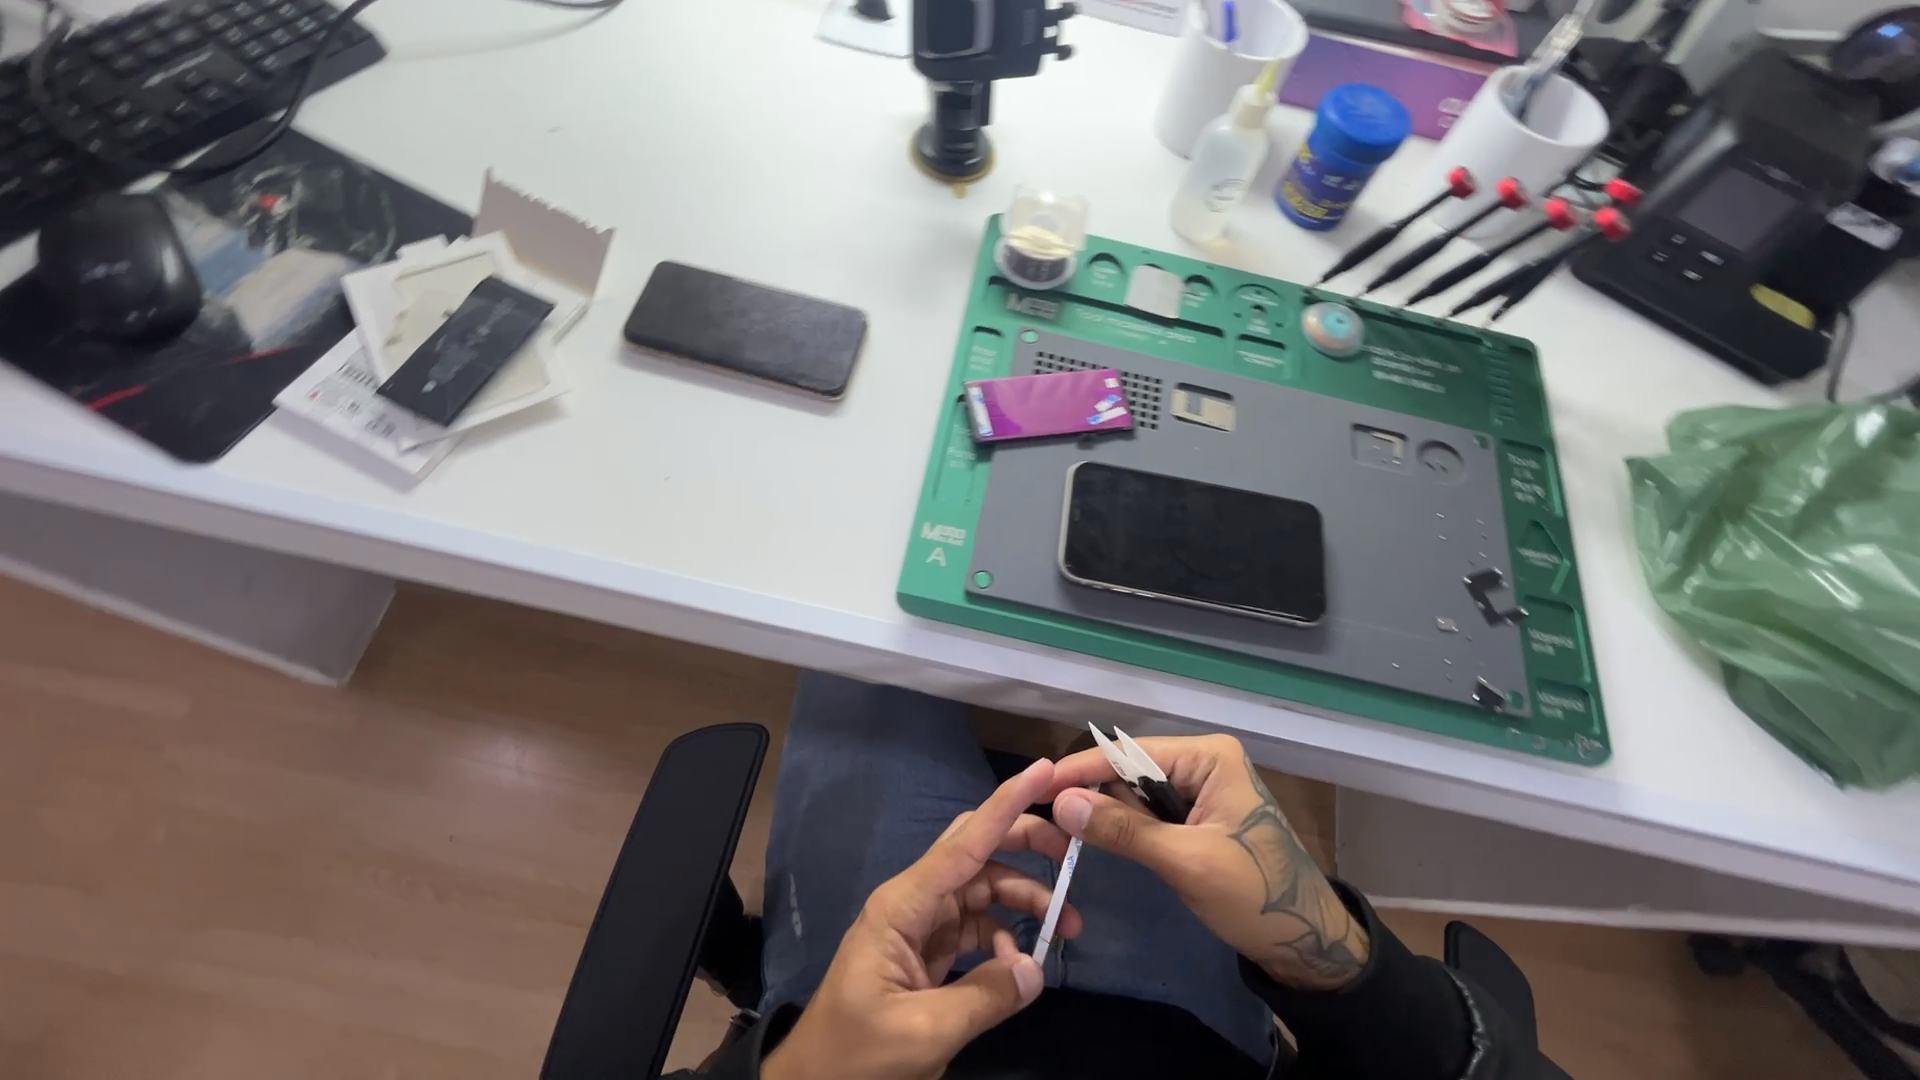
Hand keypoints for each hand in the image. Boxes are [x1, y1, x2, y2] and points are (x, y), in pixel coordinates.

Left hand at [764, 759, 1081, 1079]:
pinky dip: (1005, 938)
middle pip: (977, 852)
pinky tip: (1020, 966)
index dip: (1007, 804)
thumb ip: (984, 998)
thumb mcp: (923, 1033)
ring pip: (983, 889)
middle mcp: (914, 901)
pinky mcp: (927, 950)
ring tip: (1066, 928)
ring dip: (1025, 901)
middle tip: (1073, 857)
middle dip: (1025, 846)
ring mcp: (921, 924)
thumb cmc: (857, 1056)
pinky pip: (977, 926)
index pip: (965, 842)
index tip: (1043, 771)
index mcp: (904, 904)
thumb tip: (1037, 969)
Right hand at [1047, 735, 1369, 990]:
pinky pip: (1151, 812)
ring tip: (1067, 831)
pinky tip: (1102, 838)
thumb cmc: (1257, 896)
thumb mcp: (1186, 862)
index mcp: (1209, 757)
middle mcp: (1204, 762)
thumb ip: (1123, 829)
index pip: (1131, 753)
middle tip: (1049, 816)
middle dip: (1093, 792)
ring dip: (1107, 812)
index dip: (1083, 769)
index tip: (1039, 784)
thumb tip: (1062, 802)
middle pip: (1131, 769)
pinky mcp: (1198, 816)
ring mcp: (1202, 790)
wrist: (1310, 945)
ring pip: (1136, 792)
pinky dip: (1126, 826)